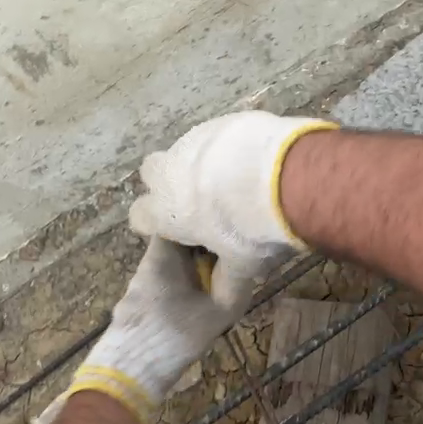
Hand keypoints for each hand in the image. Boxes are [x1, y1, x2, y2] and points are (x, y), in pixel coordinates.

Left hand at [34, 238, 249, 423]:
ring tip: (212, 282)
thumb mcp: (218, 313)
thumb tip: (249, 270)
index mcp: (162, 256)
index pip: (179, 222)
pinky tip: (191, 305)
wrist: (129, 376)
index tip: (223, 230)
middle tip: (225, 258)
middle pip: (175, 244)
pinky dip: (177, 288)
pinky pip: (160, 287)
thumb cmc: (174, 336)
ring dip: (188, 270)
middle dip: (199, 248)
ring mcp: (136, 286)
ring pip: (167, 267)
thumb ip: (235, 287)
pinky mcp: (132, 307)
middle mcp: (146, 265)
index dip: (203, 223)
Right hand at [127, 111, 337, 307]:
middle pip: (151, 172)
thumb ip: (227, 283)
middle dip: (168, 182)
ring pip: (183, 149)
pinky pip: (215, 134)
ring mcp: (193, 141)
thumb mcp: (243, 266)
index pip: (138, 216)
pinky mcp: (221, 121)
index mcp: (165, 211)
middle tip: (200, 198)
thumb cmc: (253, 229)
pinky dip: (227, 145)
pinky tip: (252, 158)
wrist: (284, 175)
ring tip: (235, 177)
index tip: (179, 229)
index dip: (157, 222)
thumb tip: (223, 302)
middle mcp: (169, 172)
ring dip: (199, 162)